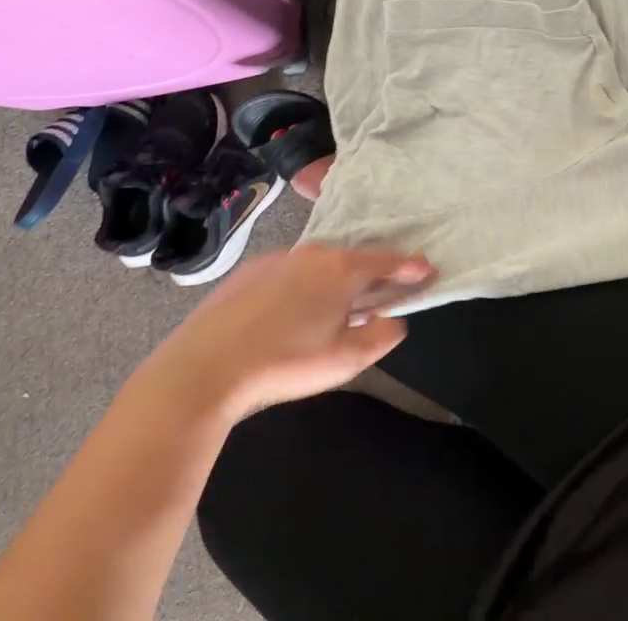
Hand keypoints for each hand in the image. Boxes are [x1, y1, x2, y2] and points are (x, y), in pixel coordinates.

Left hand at [138, 245, 435, 420]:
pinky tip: (290, 315)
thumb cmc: (283, 363)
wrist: (199, 372)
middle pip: (352, 260)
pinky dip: (301, 287)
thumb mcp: (346, 359)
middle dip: (371, 275)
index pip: (388, 262)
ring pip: (318, 266)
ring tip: (335, 308)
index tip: (428, 271)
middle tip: (381, 294)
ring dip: (333, 282)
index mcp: (342, 270)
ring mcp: (274, 261)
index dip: (411, 268)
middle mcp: (311, 255)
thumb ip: (382, 335)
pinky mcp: (244, 275)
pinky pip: (287, 275)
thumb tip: (392, 319)